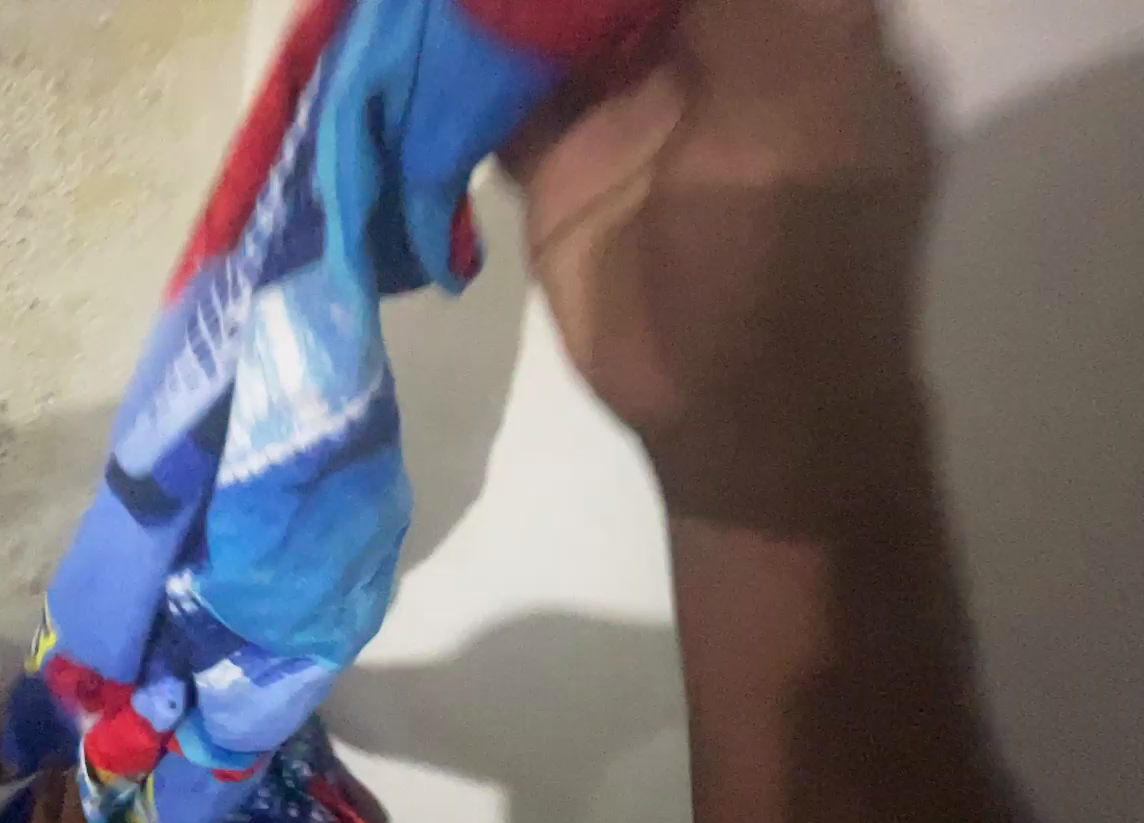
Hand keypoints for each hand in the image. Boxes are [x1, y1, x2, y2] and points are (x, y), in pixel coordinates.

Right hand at [507, 0, 933, 509]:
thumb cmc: (783, 245)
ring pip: (555, 33)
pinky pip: (507, 111)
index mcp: (785, 16)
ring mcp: (620, 112)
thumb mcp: (790, 92)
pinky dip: (470, 83)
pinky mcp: (558, 174)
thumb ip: (736, 3)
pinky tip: (425, 52)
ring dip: (506, 13)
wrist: (720, 390)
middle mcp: (699, 49)